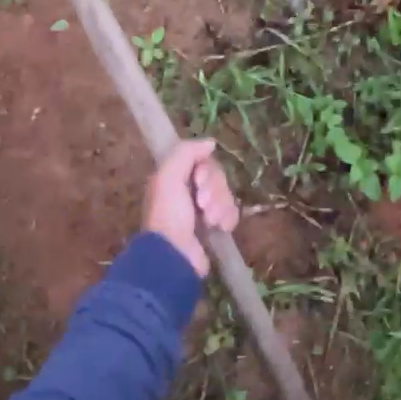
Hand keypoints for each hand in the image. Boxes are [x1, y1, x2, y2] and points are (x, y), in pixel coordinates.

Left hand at [143, 139, 239, 278]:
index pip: (204, 161)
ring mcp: (203, 209)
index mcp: (176, 177)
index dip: (206, 170)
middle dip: (214, 190)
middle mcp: (189, 190)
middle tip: (202, 205)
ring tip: (209, 221)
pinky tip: (220, 227)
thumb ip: (187, 152)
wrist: (174, 256)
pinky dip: (228, 218)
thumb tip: (211, 143)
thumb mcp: (168, 176)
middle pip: (217, 177)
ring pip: (226, 194)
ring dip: (221, 206)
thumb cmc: (169, 214)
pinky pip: (232, 212)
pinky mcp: (215, 226)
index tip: (198, 181)